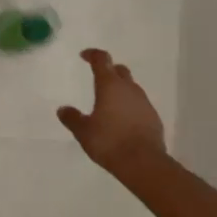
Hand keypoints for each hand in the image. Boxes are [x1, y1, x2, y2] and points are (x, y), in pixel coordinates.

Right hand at [57, 49, 165, 166]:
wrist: (143, 162)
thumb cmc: (109, 141)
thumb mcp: (84, 131)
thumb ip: (72, 118)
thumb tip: (63, 109)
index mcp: (110, 86)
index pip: (102, 60)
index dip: (93, 55)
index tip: (84, 55)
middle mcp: (129, 89)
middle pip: (119, 71)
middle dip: (109, 70)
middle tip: (98, 78)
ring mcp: (144, 102)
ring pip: (131, 87)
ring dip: (120, 89)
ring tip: (109, 102)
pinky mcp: (153, 117)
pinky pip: (139, 104)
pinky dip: (129, 106)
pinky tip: (123, 120)